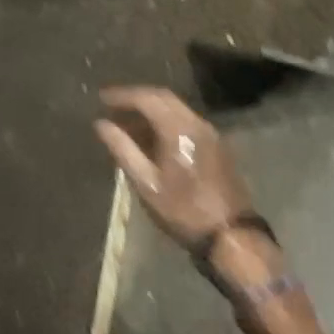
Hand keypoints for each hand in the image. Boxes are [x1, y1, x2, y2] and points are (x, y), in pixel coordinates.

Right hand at [94, 86, 252, 246]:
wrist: (232, 237)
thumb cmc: (183, 210)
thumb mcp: (146, 183)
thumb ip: (122, 149)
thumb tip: (101, 124)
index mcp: (179, 130)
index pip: (147, 99)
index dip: (122, 95)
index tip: (101, 99)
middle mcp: (198, 124)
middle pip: (163, 97)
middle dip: (136, 98)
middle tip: (112, 106)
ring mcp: (211, 135)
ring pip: (176, 109)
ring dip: (151, 110)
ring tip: (127, 124)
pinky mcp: (218, 147)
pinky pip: (186, 121)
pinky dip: (165, 121)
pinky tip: (151, 138)